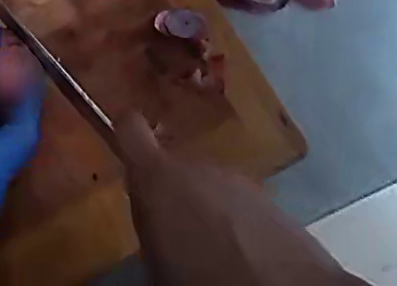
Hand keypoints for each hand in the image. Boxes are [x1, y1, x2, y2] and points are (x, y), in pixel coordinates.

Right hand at [115, 114, 366, 285]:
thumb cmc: (205, 282)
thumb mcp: (158, 265)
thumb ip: (149, 224)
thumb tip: (149, 211)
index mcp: (158, 179)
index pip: (129, 127)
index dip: (124, 131)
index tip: (124, 146)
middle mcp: (195, 167)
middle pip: (174, 168)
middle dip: (175, 195)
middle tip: (178, 237)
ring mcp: (236, 180)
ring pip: (210, 188)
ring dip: (209, 212)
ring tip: (216, 255)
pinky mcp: (273, 202)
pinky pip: (241, 207)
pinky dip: (240, 227)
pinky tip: (248, 264)